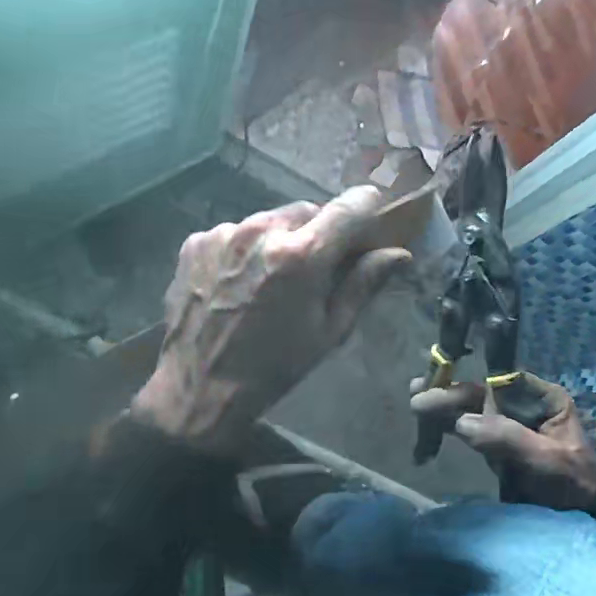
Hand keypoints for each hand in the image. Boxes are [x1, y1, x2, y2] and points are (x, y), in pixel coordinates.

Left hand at [130, 186, 412, 454]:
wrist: (197, 389)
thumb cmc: (272, 367)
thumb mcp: (328, 332)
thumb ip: (363, 285)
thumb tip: (399, 254)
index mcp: (301, 256)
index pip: (349, 207)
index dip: (368, 207)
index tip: (372, 216)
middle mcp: (261, 231)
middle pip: (308, 210)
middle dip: (320, 232)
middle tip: (317, 267)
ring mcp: (224, 233)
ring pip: (270, 220)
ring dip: (281, 239)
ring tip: (271, 279)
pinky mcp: (196, 241)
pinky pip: (236, 232)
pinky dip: (246, 249)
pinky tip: (239, 283)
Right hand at [410, 373, 595, 511]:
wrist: (588, 521)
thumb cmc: (578, 486)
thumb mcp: (550, 462)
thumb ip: (508, 439)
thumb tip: (462, 423)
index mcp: (542, 399)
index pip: (501, 381)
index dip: (469, 384)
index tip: (440, 387)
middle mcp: (521, 406)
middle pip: (478, 395)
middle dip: (447, 397)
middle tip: (417, 400)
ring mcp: (507, 425)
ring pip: (467, 411)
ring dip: (440, 413)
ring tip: (415, 410)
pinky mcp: (495, 446)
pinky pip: (466, 433)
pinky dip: (444, 434)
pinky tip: (424, 444)